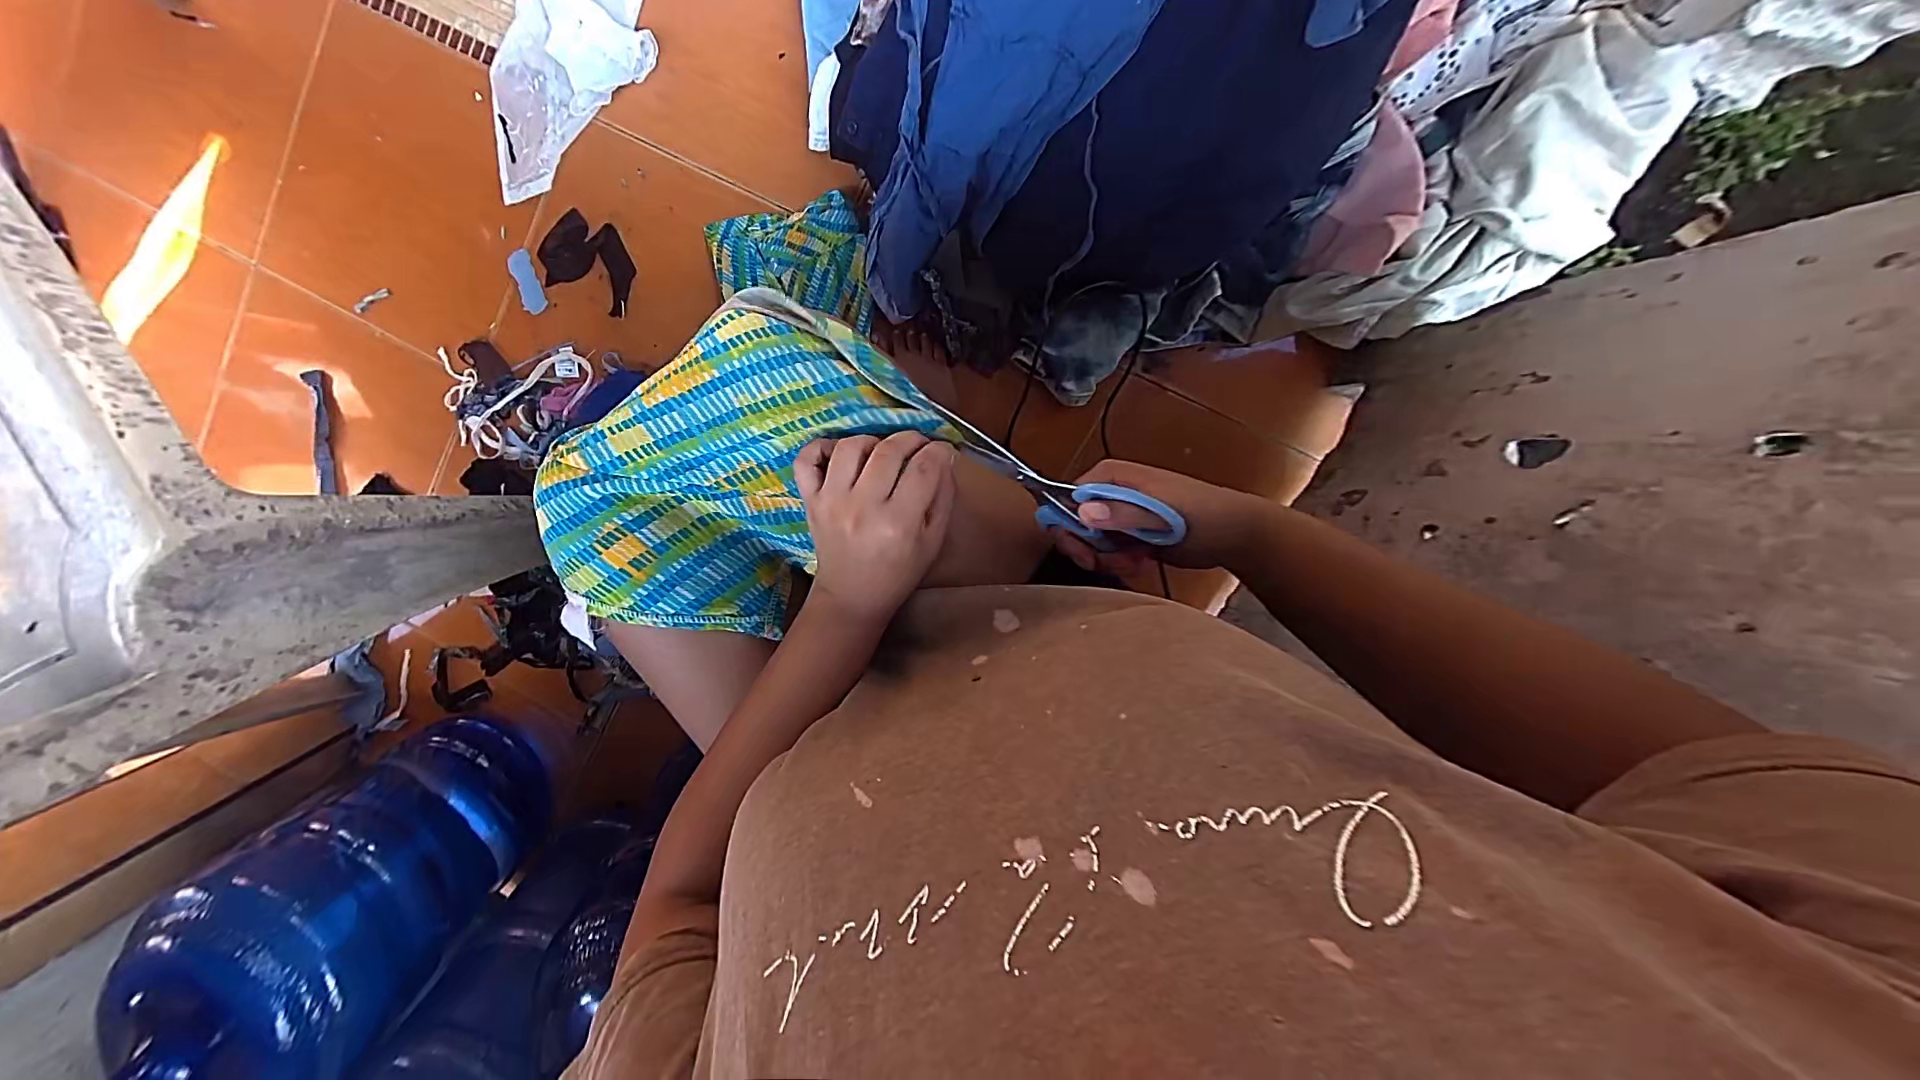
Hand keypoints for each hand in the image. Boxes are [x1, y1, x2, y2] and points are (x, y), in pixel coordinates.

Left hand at [794, 432, 956, 622]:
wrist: (852, 596)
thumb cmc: (898, 572)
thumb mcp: (933, 541)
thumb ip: (943, 497)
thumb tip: (945, 457)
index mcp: (899, 523)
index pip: (924, 467)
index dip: (939, 451)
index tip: (942, 451)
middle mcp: (863, 508)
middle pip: (889, 450)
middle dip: (911, 439)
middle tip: (919, 445)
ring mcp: (832, 502)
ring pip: (851, 446)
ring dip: (873, 440)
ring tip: (882, 453)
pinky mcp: (810, 501)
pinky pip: (807, 459)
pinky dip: (822, 447)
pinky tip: (840, 454)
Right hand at [1051, 459, 1274, 575]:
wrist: (1236, 533)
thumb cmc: (1204, 516)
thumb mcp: (1163, 515)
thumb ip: (1123, 513)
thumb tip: (1083, 512)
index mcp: (1112, 476)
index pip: (1067, 499)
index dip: (1068, 529)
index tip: (1086, 554)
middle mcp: (1110, 492)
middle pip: (1074, 524)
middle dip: (1091, 550)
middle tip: (1113, 563)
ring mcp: (1120, 513)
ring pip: (1090, 542)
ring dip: (1109, 560)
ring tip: (1136, 562)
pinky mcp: (1130, 532)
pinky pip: (1108, 551)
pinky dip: (1120, 562)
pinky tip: (1141, 563)